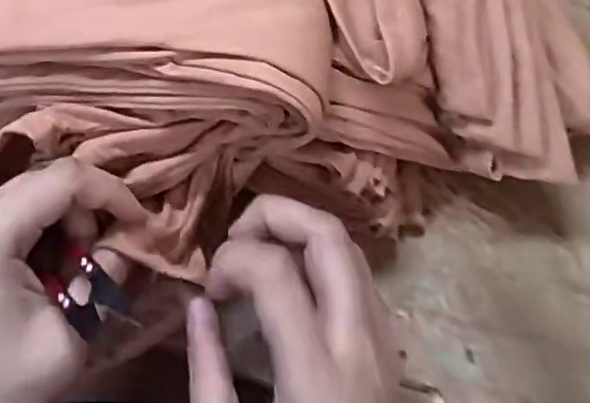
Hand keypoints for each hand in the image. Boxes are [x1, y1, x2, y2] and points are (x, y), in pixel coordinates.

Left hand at [0, 159, 147, 402]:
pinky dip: (52, 230)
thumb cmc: (0, 380)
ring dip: (72, 223)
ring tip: (78, 274)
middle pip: (52, 179)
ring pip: (41, 191)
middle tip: (106, 260)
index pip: (66, 177)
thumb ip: (102, 280)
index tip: (142, 223)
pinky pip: (26, 208)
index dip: (111, 192)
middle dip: (90, 212)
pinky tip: (57, 270)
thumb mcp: (65, 340)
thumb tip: (127, 240)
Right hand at [187, 196, 398, 402]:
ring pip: (349, 246)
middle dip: (271, 214)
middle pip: (327, 234)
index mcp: (320, 376)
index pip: (274, 268)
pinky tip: (289, 285)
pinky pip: (358, 276)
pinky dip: (318, 258)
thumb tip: (197, 306)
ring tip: (256, 256)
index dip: (230, 258)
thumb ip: (210, 372)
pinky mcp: (393, 354)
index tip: (210, 288)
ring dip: (296, 232)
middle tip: (234, 242)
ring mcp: (386, 348)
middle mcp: (362, 348)